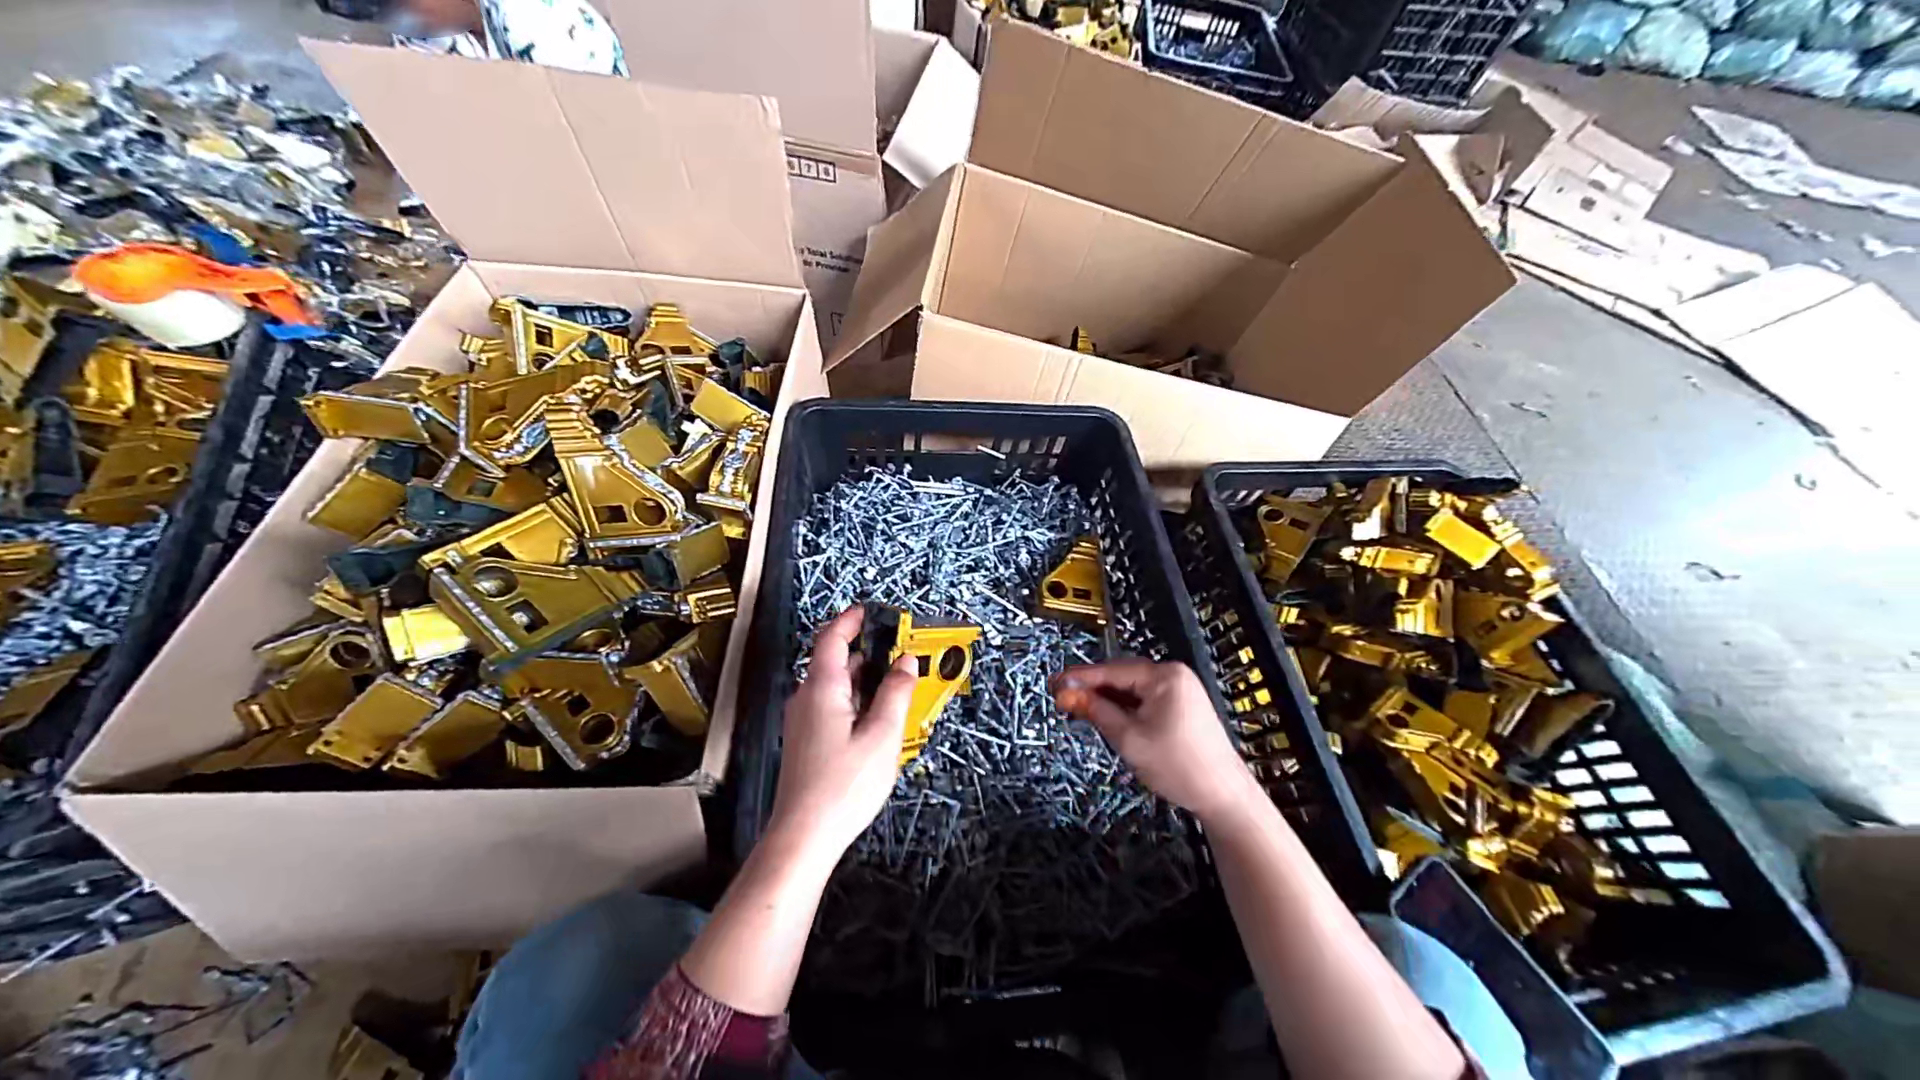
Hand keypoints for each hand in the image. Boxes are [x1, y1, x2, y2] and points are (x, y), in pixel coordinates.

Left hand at [768, 606, 917, 867]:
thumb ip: (896, 694)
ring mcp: (803, 720)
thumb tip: (906, 663)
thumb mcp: (882, 736)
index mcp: (822, 688)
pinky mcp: (806, 739)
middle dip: (866, 650)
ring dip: (863, 677)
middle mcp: (806, 698)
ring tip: (894, 683)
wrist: (804, 835)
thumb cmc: (841, 788)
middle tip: (897, 649)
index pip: (833, 637)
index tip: (871, 611)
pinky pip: (831, 704)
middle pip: (834, 659)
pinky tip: (876, 716)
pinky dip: (855, 699)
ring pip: (834, 684)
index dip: (852, 620)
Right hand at [1053, 659, 1257, 824]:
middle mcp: (1174, 675)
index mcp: (1164, 676)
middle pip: (1122, 676)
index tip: (1054, 683)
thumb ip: (1096, 710)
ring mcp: (1181, 689)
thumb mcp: (1128, 738)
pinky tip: (1110, 718)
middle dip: (1093, 689)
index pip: (1112, 670)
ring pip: (1132, 689)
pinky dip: (1126, 708)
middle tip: (1063, 699)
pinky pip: (1145, 699)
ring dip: (1108, 699)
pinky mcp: (1183, 704)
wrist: (1222, 795)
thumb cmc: (1178, 766)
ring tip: (1083, 711)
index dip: (1080, 678)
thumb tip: (1068, 693)